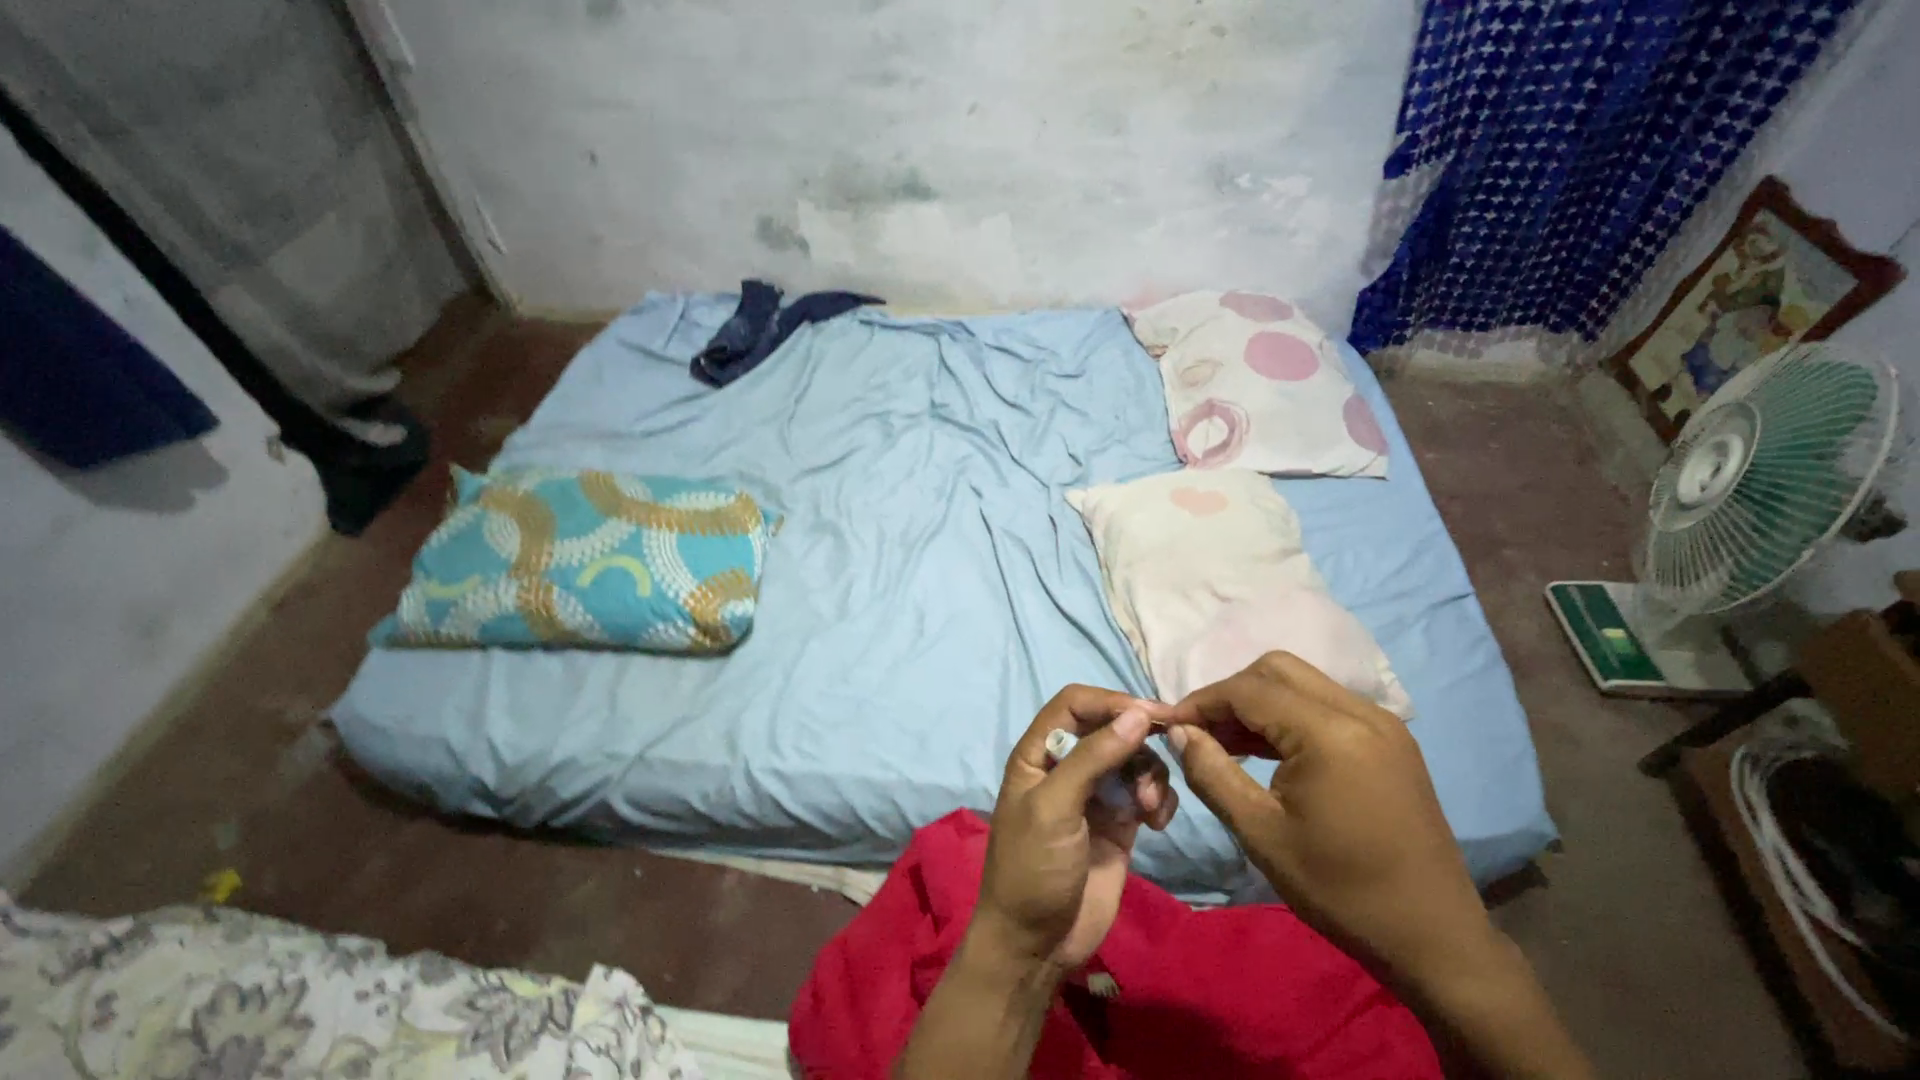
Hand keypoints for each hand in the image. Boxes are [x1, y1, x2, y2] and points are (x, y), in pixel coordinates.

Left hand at [974, 686, 1178, 971]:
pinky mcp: (1120, 824)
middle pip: (1111, 728)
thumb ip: (1093, 758)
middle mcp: (1067, 767)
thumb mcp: (1054, 807)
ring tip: (1152, 808)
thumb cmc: (1032, 868)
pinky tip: (1158, 823)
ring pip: (1135, 760)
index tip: (1152, 714)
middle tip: (1171, 750)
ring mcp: (1095, 796)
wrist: (1037, 943)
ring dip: (1152, 774)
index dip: (1111, 701)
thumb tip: (1138, 714)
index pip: (1075, 704)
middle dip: (1140, 738)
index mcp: (1038, 754)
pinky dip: (1161, 800)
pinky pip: (1148, 794)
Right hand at [1164, 651, 1494, 992]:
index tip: (1169, 725)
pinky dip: (1291, 716)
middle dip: (1231, 693)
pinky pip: (1328, 705)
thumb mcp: (1261, 833)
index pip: (1249, 690)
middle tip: (1201, 732)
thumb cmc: (1339, 889)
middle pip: (1278, 670)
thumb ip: (1212, 773)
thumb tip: (1179, 731)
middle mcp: (1362, 712)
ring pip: (1304, 683)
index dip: (1202, 701)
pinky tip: (1269, 751)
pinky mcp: (1392, 741)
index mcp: (1331, 733)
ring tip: (1226, 743)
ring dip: (1260, 702)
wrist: (1431, 935)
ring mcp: (1384, 724)